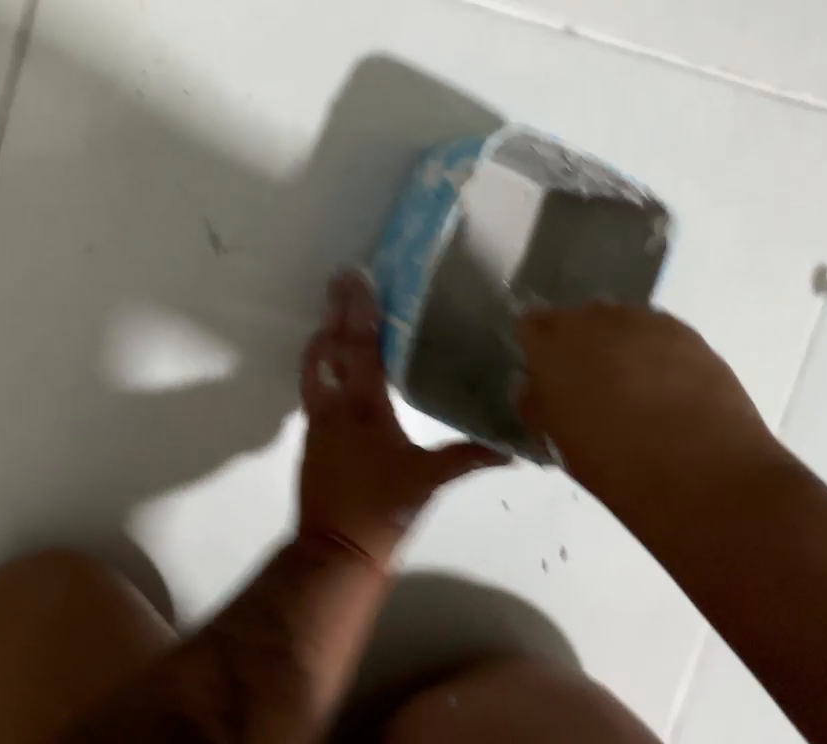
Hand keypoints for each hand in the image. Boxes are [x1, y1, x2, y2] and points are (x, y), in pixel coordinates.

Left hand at [298, 270, 504, 564]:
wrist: (334, 549)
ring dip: (324, 333)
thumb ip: (468, 457)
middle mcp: (334, 404)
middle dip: (336, 309)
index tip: (357, 279)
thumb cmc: (382, 511)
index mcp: (363, 406)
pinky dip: (321, 361)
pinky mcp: (313, 433)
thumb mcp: (429, 481)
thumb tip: (514, 445)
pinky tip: (331, 360)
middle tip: (340, 277)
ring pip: (315, 363)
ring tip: (334, 309)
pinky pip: (314, 384)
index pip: (360, 347)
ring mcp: (318, 418)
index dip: (360, 311)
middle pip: (331, 345)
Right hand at [516, 304, 781, 499]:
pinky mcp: (689, 335)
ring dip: (619, 345)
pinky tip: (667, 389)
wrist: (704, 474)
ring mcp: (644, 322)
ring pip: (620, 323)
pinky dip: (656, 354)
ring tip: (633, 387)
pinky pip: (659, 335)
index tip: (546, 375)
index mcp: (550, 341)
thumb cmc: (612, 461)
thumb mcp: (553, 438)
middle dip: (578, 344)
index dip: (537, 348)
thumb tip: (533, 384)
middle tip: (589, 385)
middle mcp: (593, 318)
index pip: (530, 324)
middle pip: (577, 319)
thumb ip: (533, 402)